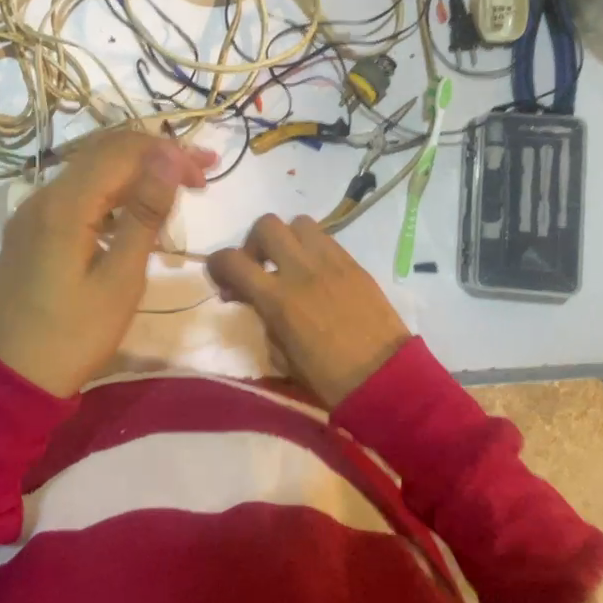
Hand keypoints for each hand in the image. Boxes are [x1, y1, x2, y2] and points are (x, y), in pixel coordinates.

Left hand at [0, 131, 212, 396]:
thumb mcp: (120, 279)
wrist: (12, 376)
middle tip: (200, 175)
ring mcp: (31, 213)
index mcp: (63, 205)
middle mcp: (41, 197)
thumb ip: (145, 213)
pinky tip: (133, 217)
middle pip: (103, 153)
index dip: (168, 152)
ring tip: (174, 195)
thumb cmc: (74, 336)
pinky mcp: (29, 231)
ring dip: (132, 174)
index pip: (122, 152)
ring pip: (87, 172)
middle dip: (154, 155)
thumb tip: (167, 155)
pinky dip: (108, 195)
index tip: (207, 173)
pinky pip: (73, 195)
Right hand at [207, 214, 410, 407]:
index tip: (223, 281)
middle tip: (258, 269)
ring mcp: (332, 263)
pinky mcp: (354, 265)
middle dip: (254, 244)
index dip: (217, 265)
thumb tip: (256, 301)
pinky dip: (312, 249)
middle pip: (266, 226)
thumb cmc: (328, 379)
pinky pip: (326, 239)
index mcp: (278, 299)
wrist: (385, 379)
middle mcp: (302, 270)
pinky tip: (316, 274)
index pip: (232, 260)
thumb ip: (264, 319)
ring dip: (286, 240)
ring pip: (299, 223)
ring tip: (289, 265)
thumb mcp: (281, 355)